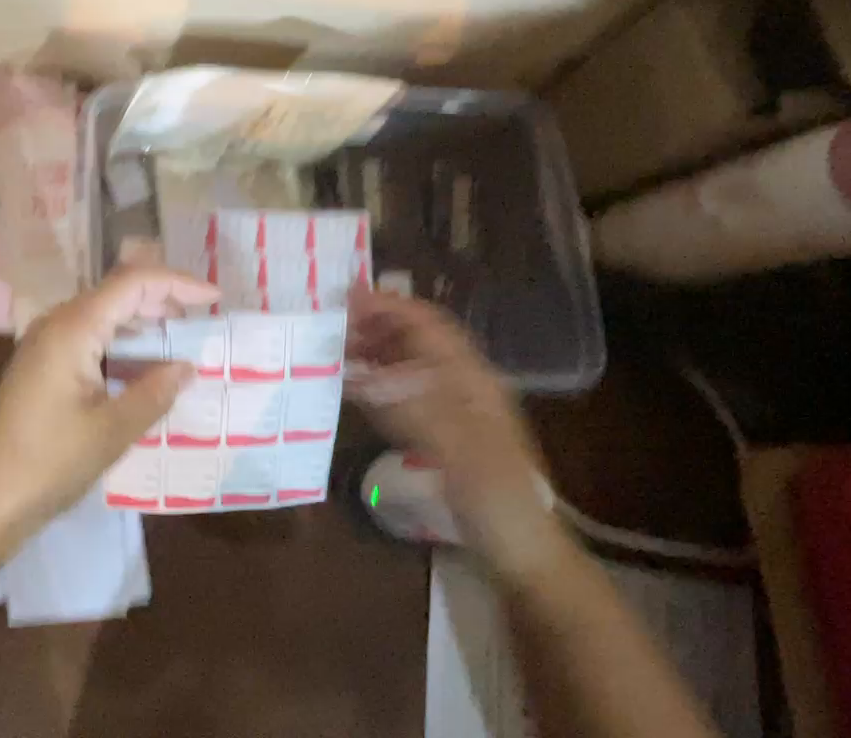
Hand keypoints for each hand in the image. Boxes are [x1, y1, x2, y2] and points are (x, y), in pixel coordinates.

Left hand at [0, 268, 218, 569]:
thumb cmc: (48, 462)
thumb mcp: (112, 430)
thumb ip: (154, 392)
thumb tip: (186, 366)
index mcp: (73, 327)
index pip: (133, 282)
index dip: (177, 282)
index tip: (215, 298)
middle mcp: (57, 323)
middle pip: (117, 293)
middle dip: (163, 300)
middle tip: (203, 324)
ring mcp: (46, 344)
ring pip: (103, 316)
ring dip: (143, 324)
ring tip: (182, 346)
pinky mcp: (42, 367)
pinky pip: (90, 339)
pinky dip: (122, 346)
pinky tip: (144, 371)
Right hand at [344, 290, 568, 582]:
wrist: (522, 551)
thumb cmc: (499, 499)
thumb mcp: (461, 452)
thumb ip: (414, 409)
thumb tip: (365, 375)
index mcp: (471, 379)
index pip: (428, 326)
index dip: (389, 306)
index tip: (346, 298)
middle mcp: (459, 384)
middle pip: (413, 339)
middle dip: (373, 325)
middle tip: (328, 323)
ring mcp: (447, 408)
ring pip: (403, 364)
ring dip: (370, 351)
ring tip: (330, 348)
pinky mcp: (435, 433)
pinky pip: (398, 395)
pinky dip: (372, 384)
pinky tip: (348, 386)